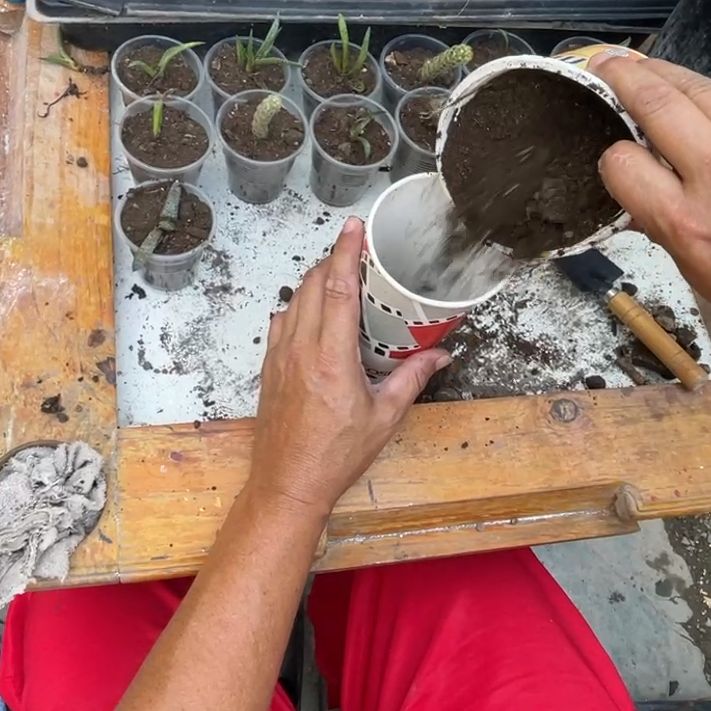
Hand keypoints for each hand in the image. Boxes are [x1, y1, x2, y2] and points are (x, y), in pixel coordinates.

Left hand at [243, 217, 449, 524]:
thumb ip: (412, 379)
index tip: (354, 227)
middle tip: (357, 252)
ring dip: (316, 282)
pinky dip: (299, 306)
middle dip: (333, 260)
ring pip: (294, 300)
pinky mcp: (269, 367)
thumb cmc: (335, 456)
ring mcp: (278, 357)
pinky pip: (281, 322)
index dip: (346, 252)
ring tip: (340, 279)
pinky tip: (315, 315)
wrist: (287, 483)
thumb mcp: (383, 418)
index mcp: (330, 359)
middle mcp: (300, 350)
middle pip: (313, 285)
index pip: (338, 290)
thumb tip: (441, 355)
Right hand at [588, 53, 710, 367]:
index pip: (624, 164)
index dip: (612, 158)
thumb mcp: (707, 278)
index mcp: (690, 223)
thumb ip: (672, 228)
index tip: (616, 156)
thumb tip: (651, 195)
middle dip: (625, 76)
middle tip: (607, 61)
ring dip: (668, 72)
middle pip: (660, 104)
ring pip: (705, 90)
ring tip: (647, 64)